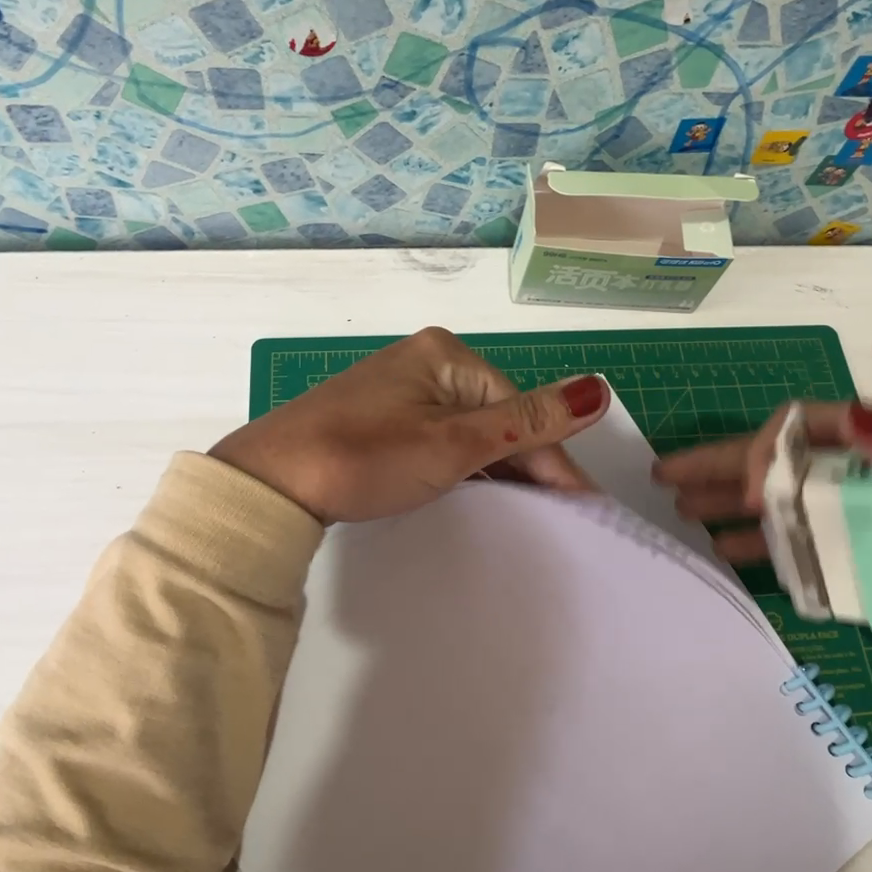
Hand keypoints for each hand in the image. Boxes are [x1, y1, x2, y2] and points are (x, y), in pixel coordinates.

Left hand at [210, 327, 610, 523]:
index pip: (519, 406)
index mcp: (446, 355)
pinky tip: (476, 496)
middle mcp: (425, 362)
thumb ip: (527, 422)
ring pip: (469, 430)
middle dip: (526, 463)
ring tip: (526, 514)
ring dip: (495, 468)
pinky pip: (440, 438)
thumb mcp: (453, 446)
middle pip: (496, 414)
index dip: (551, 458)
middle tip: (558, 517)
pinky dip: (461, 467)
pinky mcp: (381, 417)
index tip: (583, 507)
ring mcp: (400, 389)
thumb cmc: (365, 458)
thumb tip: (599, 389)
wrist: (272, 482)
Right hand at [653, 402, 871, 644]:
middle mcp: (866, 470)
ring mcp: (857, 513)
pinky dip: (756, 540)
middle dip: (721, 463)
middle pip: (780, 458)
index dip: (767, 446)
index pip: (808, 426)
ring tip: (680, 509)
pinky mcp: (855, 553)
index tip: (748, 489)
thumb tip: (848, 417)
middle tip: (667, 475)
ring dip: (727, 498)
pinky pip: (794, 538)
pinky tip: (722, 548)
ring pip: (779, 496)